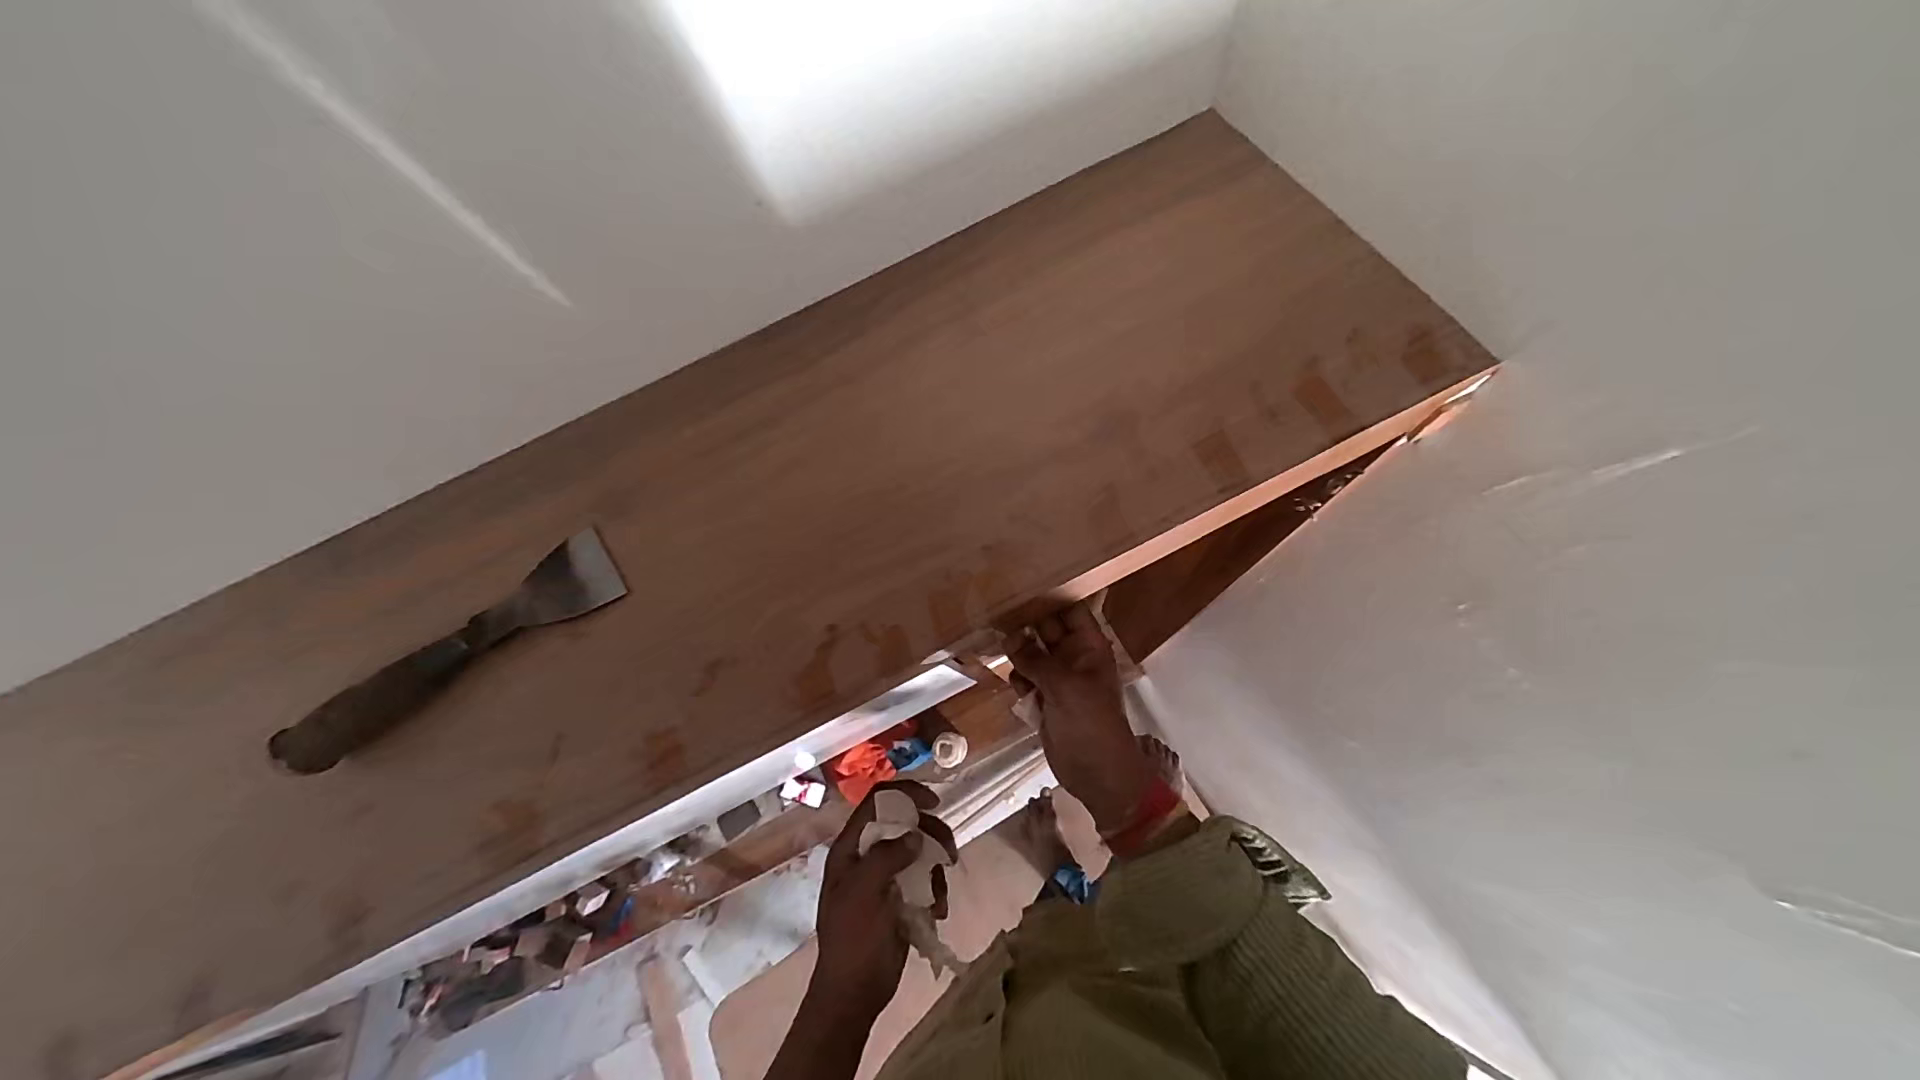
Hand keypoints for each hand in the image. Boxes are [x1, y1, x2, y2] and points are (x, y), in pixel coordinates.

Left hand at [810, 780, 954, 1022]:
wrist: (854, 992)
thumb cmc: (853, 938)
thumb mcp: (863, 891)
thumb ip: (887, 856)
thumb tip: (915, 837)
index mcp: (851, 847)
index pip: (877, 802)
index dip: (905, 793)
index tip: (933, 802)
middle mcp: (868, 855)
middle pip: (905, 824)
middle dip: (930, 833)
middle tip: (949, 850)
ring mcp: (886, 877)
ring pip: (920, 851)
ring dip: (937, 863)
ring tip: (943, 886)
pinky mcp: (901, 898)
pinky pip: (926, 879)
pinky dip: (936, 889)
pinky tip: (937, 910)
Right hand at [1007, 602, 1156, 833]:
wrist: (1096, 773)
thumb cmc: (1090, 724)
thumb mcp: (1063, 686)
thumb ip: (1034, 659)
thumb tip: (1009, 637)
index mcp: (1090, 647)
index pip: (1071, 610)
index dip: (1051, 598)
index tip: (1020, 586)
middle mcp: (1074, 657)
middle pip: (1047, 629)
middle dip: (1027, 623)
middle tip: (997, 612)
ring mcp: (1059, 679)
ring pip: (1033, 653)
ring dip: (1019, 653)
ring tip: (1002, 650)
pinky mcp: (1045, 699)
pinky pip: (1027, 678)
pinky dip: (1019, 678)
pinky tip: (1016, 686)